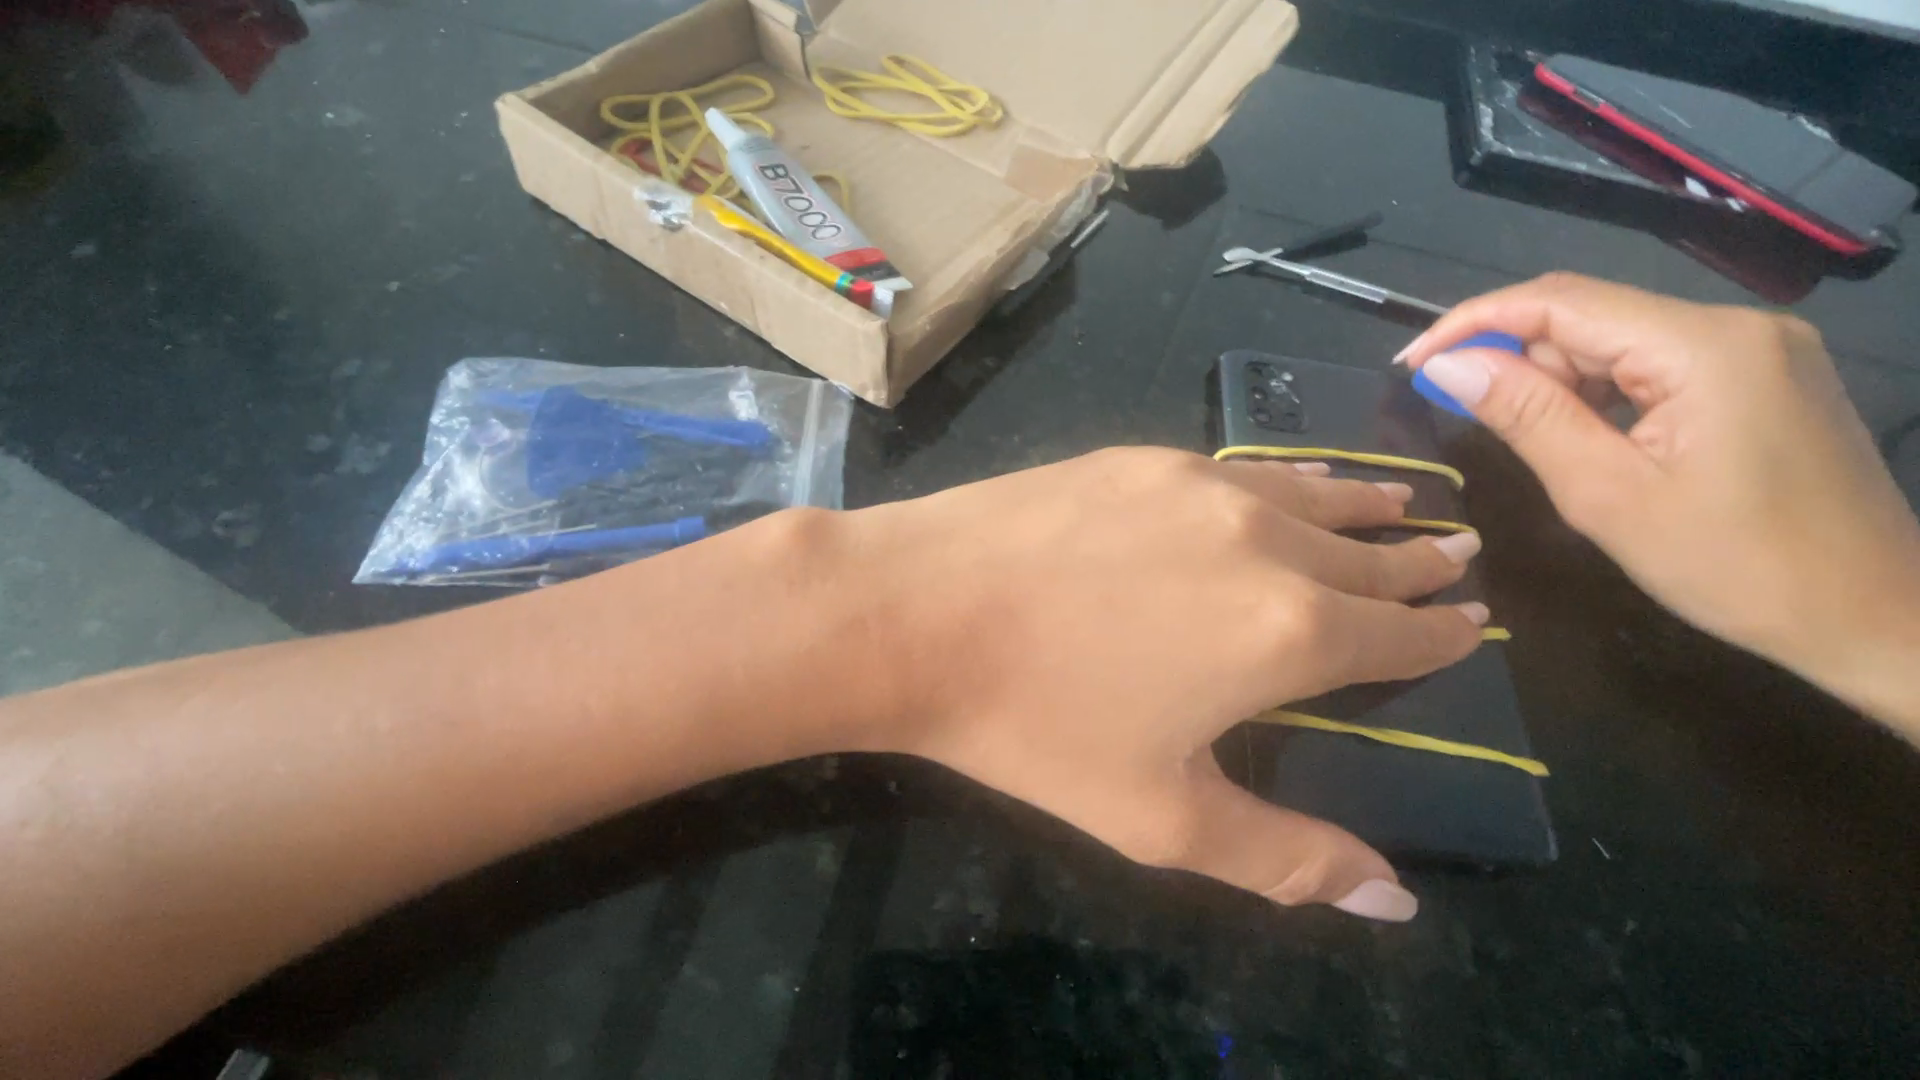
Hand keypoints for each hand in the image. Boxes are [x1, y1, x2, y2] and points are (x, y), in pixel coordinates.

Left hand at [842, 448, 1488, 920]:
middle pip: (1365, 556)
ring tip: (1401, 505)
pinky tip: (1279, 487)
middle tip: (1456, 554)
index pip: (1397, 635)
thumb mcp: (1160, 817)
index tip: (1474, 621)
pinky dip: (1282, 481)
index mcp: (1288, 633)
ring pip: (1309, 496)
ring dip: (1361, 505)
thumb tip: (1395, 900)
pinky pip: (1238, 470)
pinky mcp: (1137, 459)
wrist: (914, 612)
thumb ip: (1284, 859)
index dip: (1441, 635)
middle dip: (1415, 564)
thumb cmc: (1034, 722)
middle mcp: (1263, 542)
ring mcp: (1197, 486)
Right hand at [1400, 274, 1919, 730]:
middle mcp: (1735, 326)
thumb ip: (1524, 416)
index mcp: (1703, 346)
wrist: (1871, 614)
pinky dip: (1597, 394)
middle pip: (1588, 317)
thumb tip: (1446, 367)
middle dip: (1513, 359)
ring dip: (1554, 382)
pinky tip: (1585, 440)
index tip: (1410, 364)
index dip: (1471, 323)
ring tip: (1534, 445)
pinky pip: (1651, 365)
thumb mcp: (1605, 493)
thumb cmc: (1733, 565)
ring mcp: (1755, 349)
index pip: (1558, 302)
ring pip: (1616, 341)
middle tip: (1461, 416)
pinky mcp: (1759, 377)